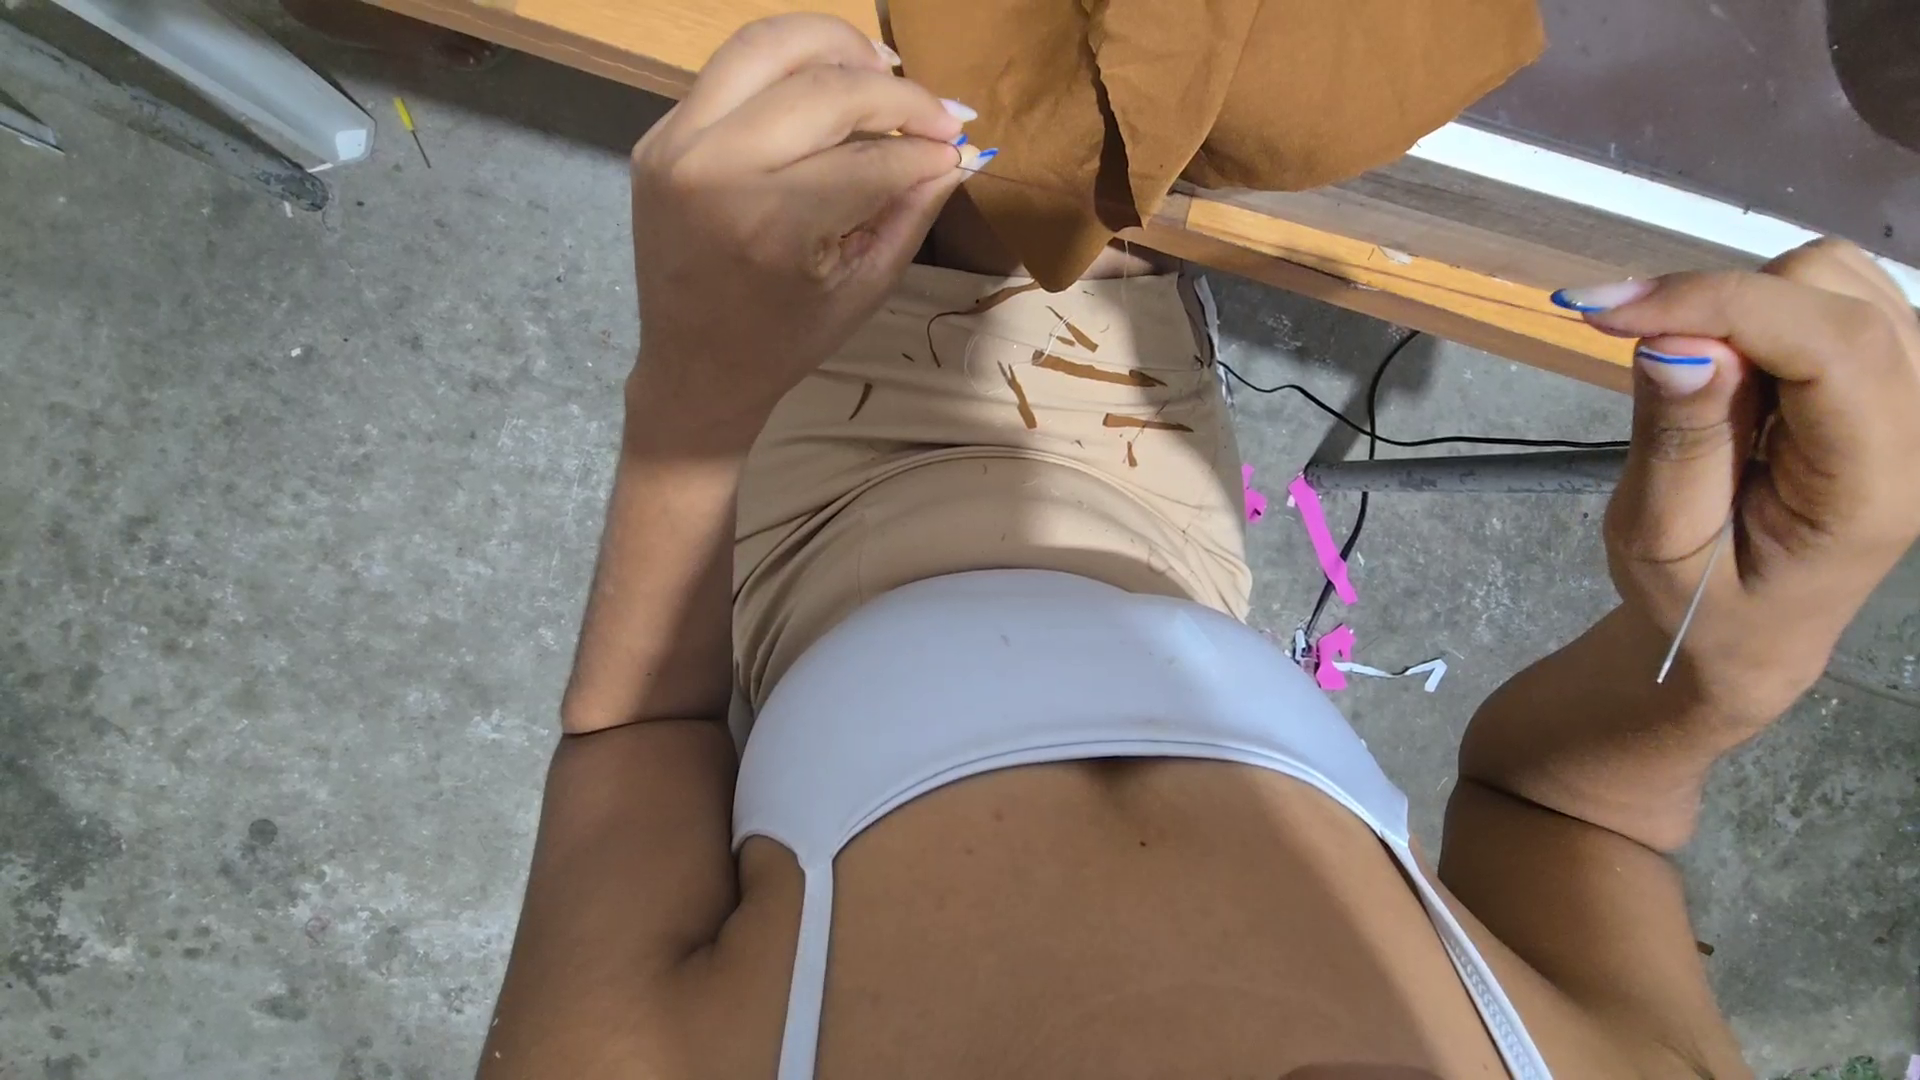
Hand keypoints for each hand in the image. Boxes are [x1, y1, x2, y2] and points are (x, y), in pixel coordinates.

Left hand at [625, 14, 973, 430]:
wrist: (695, 368)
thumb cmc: (785, 345)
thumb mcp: (861, 291)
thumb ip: (909, 215)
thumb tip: (953, 155)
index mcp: (770, 227)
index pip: (868, 160)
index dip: (923, 148)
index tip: (956, 146)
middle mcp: (715, 169)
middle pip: (823, 88)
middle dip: (894, 93)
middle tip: (934, 112)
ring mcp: (676, 144)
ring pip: (766, 47)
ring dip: (835, 45)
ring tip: (882, 70)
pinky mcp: (660, 136)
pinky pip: (731, 75)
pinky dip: (786, 72)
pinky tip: (824, 90)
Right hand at [1560, 239, 1919, 722]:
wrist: (1748, 626)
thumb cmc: (1696, 599)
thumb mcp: (1657, 540)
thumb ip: (1675, 445)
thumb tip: (1674, 343)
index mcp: (1876, 478)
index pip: (1829, 346)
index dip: (1713, 307)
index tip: (1601, 312)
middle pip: (1833, 293)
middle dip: (1712, 308)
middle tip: (1626, 349)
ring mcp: (1918, 391)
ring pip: (1831, 279)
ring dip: (1732, 310)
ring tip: (1684, 378)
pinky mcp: (1889, 376)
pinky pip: (1826, 296)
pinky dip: (1751, 313)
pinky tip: (1721, 370)